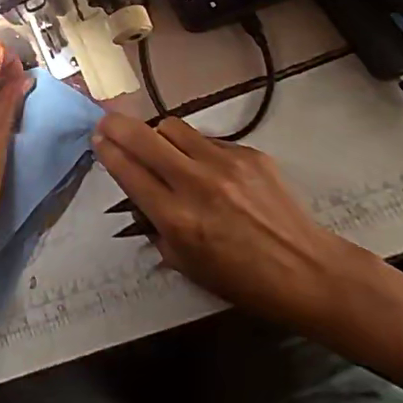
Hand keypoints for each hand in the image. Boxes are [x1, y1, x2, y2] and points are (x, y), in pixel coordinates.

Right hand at [92, 113, 368, 326]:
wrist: (305, 269)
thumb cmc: (241, 280)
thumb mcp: (186, 265)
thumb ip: (158, 229)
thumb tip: (142, 199)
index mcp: (177, 218)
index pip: (129, 171)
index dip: (107, 151)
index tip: (97, 138)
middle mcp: (196, 183)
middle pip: (144, 137)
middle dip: (118, 126)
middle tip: (108, 122)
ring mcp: (225, 163)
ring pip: (174, 128)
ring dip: (157, 134)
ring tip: (157, 146)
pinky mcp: (250, 154)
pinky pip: (208, 140)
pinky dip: (195, 149)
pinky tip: (204, 167)